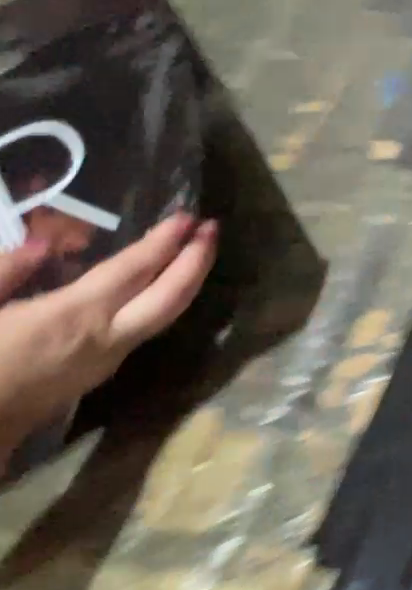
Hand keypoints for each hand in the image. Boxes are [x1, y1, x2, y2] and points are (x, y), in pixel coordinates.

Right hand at [0, 212, 215, 454]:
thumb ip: (4, 273)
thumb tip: (38, 247)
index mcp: (74, 316)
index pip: (134, 271)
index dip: (165, 243)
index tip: (190, 219)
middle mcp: (109, 337)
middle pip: (172, 296)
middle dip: (197, 261)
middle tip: (212, 230)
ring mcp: (111, 357)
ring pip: (166, 315)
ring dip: (185, 282)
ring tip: (193, 253)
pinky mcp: (102, 370)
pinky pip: (145, 329)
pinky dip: (162, 302)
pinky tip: (158, 288)